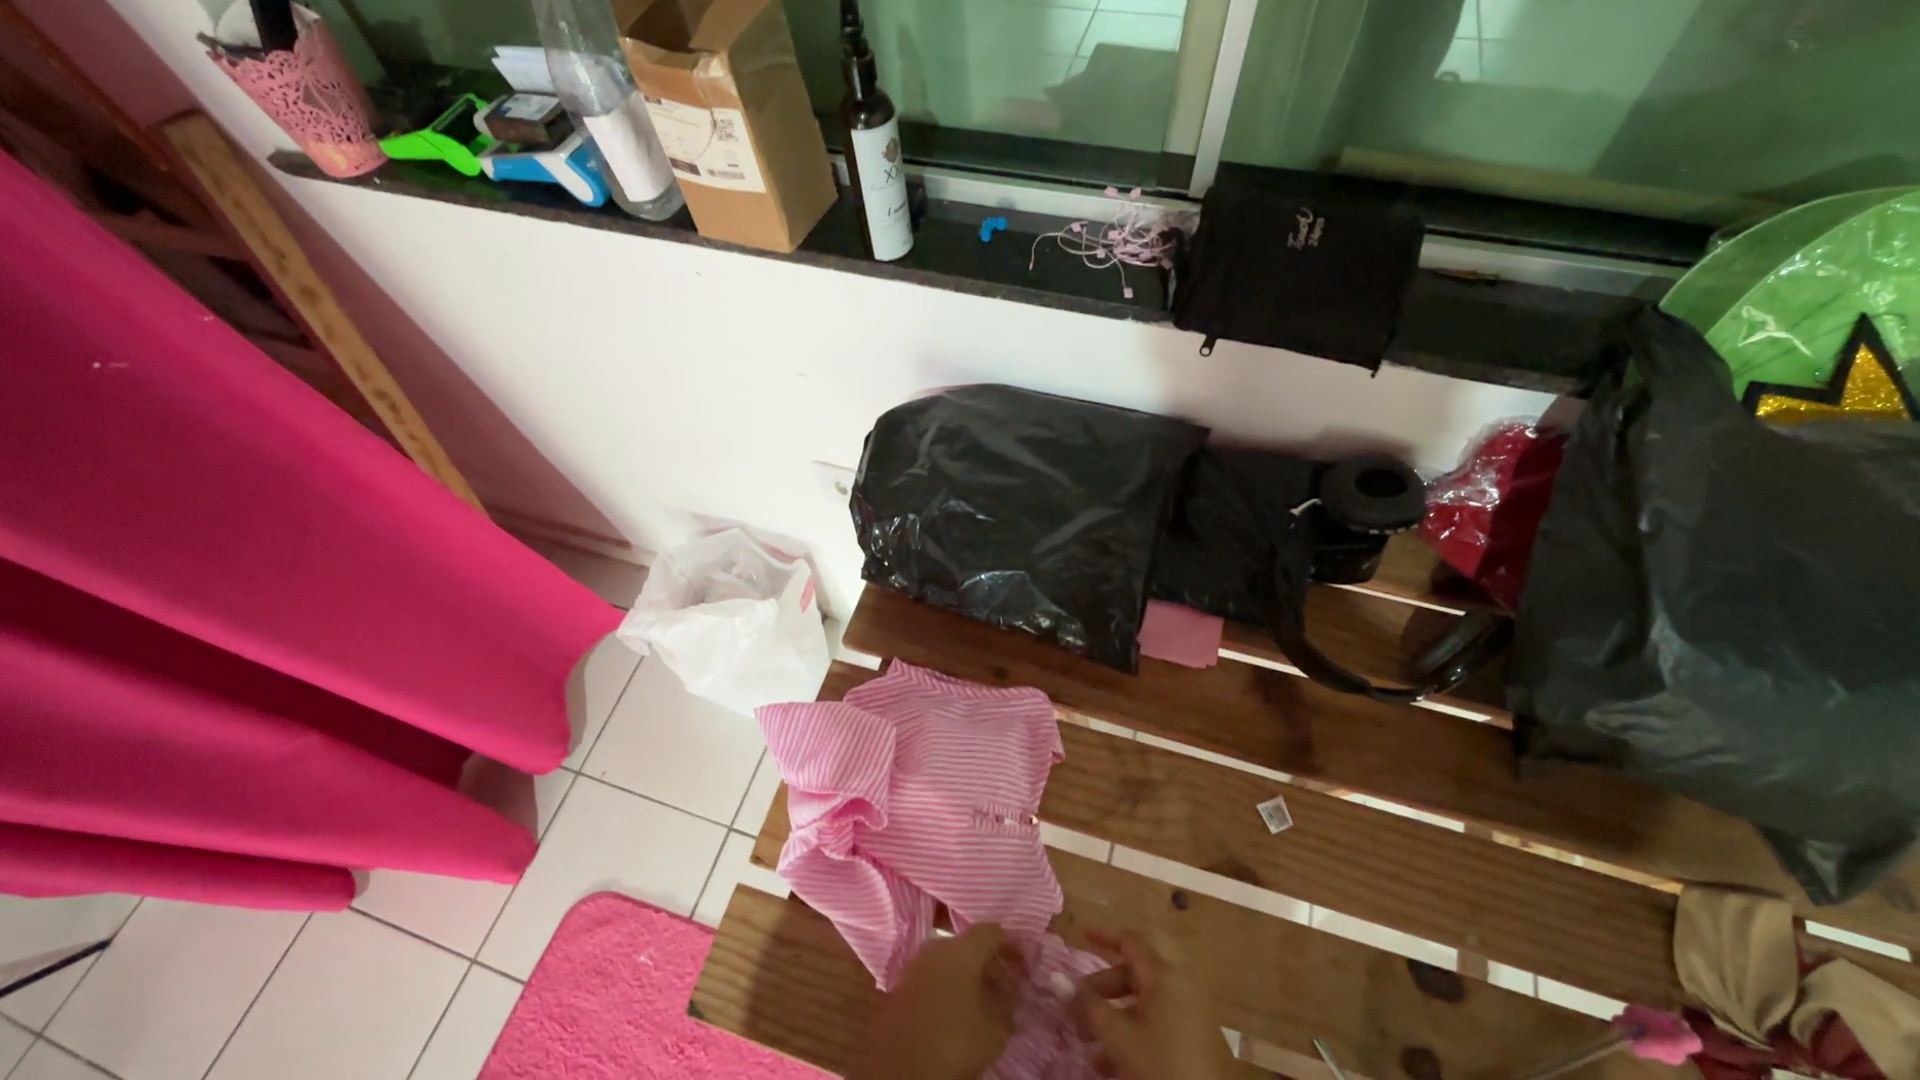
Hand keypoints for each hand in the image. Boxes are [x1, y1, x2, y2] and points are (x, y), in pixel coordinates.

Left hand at [849, 923, 1027, 1079]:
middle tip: (1008, 986)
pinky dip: (952, 982)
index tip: (1025, 964)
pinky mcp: (904, 984)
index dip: (1012, 944)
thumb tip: (1012, 991)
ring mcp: (917, 964)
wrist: (898, 1067)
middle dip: (992, 961)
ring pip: (951, 958)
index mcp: (961, 950)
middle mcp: (936, 948)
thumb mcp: (994, 1029)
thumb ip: (1008, 1003)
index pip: (992, 931)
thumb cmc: (953, 1042)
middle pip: (970, 944)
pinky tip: (962, 1007)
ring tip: (987, 1000)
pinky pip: (935, 972)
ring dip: (971, 973)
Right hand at [1070, 928, 1237, 1079]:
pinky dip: (1132, 1031)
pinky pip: (1156, 1022)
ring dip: (1113, 1015)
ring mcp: (1190, 1013)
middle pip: (1135, 972)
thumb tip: (1057, 979)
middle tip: (1077, 1005)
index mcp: (1165, 976)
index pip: (1132, 941)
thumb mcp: (1118, 1036)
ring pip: (1144, 1001)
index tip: (1082, 936)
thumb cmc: (1160, 1065)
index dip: (1105, 936)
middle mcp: (1180, 986)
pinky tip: (1108, 1062)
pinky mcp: (1193, 1038)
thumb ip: (1087, 1006)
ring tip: (1086, 1041)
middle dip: (1103, 987)